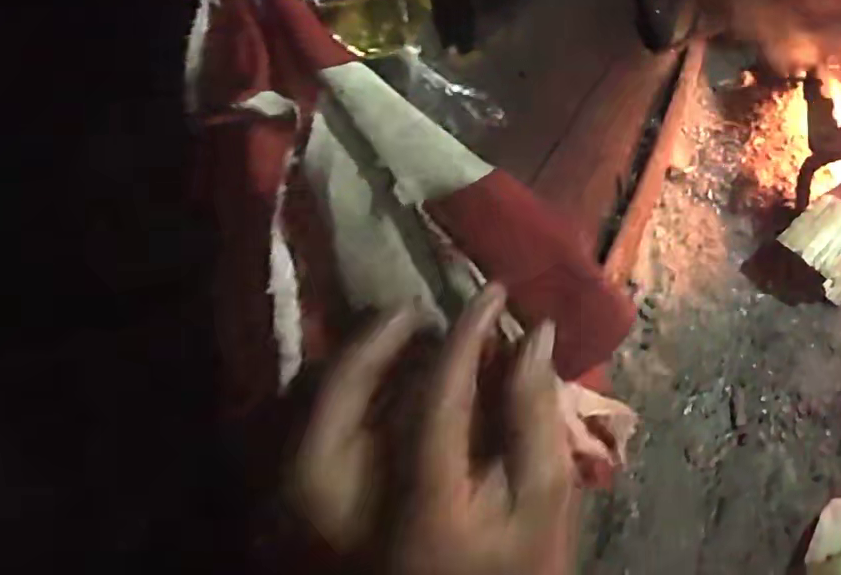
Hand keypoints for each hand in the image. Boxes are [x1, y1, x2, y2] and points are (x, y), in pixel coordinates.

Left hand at [286, 285, 574, 574]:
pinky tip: (356, 385)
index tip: (493, 293)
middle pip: (327, 437)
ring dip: (333, 383)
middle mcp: (350, 530)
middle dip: (364, 358)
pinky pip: (293, 467)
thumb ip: (537, 413)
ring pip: (293, 451)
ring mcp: (313, 543)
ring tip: (382, 335)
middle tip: (411, 308)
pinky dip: (317, 415)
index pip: (435, 408)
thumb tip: (536, 335)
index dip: (464, 340)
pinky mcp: (302, 545)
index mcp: (425, 513)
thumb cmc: (520, 560)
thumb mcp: (547, 490)